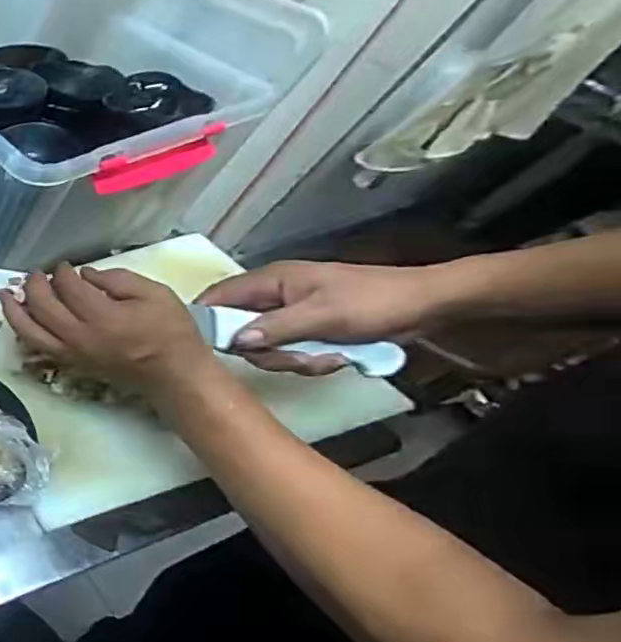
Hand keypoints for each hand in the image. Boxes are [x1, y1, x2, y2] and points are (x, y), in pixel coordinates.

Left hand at [0, 263, 220, 395]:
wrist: (173, 374)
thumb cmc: (170, 331)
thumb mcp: (155, 294)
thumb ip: (117, 279)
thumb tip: (83, 274)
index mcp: (104, 318)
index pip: (69, 289)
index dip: (62, 274)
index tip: (63, 266)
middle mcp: (79, 336)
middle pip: (43, 306)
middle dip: (35, 285)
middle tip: (36, 274)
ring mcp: (69, 352)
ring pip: (29, 329)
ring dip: (14, 309)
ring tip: (5, 294)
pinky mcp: (67, 362)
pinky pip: (35, 344)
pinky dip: (22, 328)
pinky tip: (18, 316)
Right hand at [196, 260, 438, 374]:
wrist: (434, 304)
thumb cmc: (377, 301)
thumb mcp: (325, 315)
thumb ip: (276, 327)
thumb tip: (234, 341)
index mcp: (268, 281)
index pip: (216, 297)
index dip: (206, 321)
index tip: (211, 347)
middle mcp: (270, 296)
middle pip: (238, 329)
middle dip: (265, 351)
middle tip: (296, 361)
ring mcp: (287, 314)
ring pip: (263, 344)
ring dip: (290, 359)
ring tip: (325, 361)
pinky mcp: (304, 329)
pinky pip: (286, 350)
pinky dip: (306, 360)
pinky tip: (332, 360)